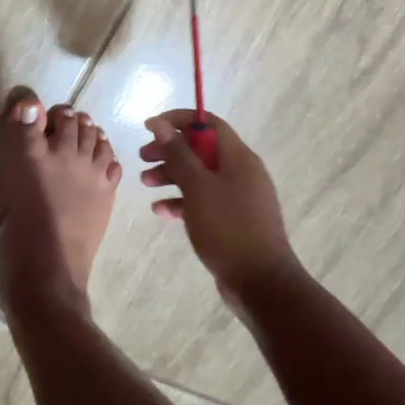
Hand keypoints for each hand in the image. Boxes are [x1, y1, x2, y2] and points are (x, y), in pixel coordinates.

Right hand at [141, 109, 298, 303]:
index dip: (178, 120)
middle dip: (170, 151)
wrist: (261, 284)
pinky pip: (204, 201)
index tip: (151, 127)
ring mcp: (238, 198)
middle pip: (200, 150)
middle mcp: (241, 172)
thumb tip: (160, 124)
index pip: (208, 124)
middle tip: (143, 156)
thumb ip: (178, 154)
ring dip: (171, 176)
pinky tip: (161, 212)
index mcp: (238, 158)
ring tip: (146, 183)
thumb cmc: (228, 228)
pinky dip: (182, 202)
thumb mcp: (197, 187)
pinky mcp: (233, 221)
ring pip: (200, 176)